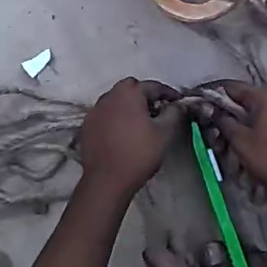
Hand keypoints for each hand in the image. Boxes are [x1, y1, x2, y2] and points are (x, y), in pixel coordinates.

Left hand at [78, 78, 182, 194]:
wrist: (107, 179)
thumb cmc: (139, 153)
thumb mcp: (165, 132)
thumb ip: (174, 113)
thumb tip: (178, 104)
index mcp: (129, 92)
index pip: (153, 86)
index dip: (169, 93)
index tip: (179, 102)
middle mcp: (109, 96)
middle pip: (131, 89)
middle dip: (146, 96)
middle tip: (158, 111)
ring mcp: (95, 111)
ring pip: (117, 101)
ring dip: (130, 107)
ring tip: (142, 123)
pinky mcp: (88, 126)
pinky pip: (106, 115)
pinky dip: (117, 118)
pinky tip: (124, 133)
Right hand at [208, 82, 266, 208]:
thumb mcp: (240, 139)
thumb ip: (221, 119)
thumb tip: (206, 107)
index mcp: (263, 95)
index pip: (228, 86)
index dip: (209, 94)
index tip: (193, 103)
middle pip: (238, 101)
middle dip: (221, 116)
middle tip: (208, 134)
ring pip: (248, 114)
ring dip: (232, 128)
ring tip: (221, 147)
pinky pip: (259, 123)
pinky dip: (246, 132)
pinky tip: (236, 148)